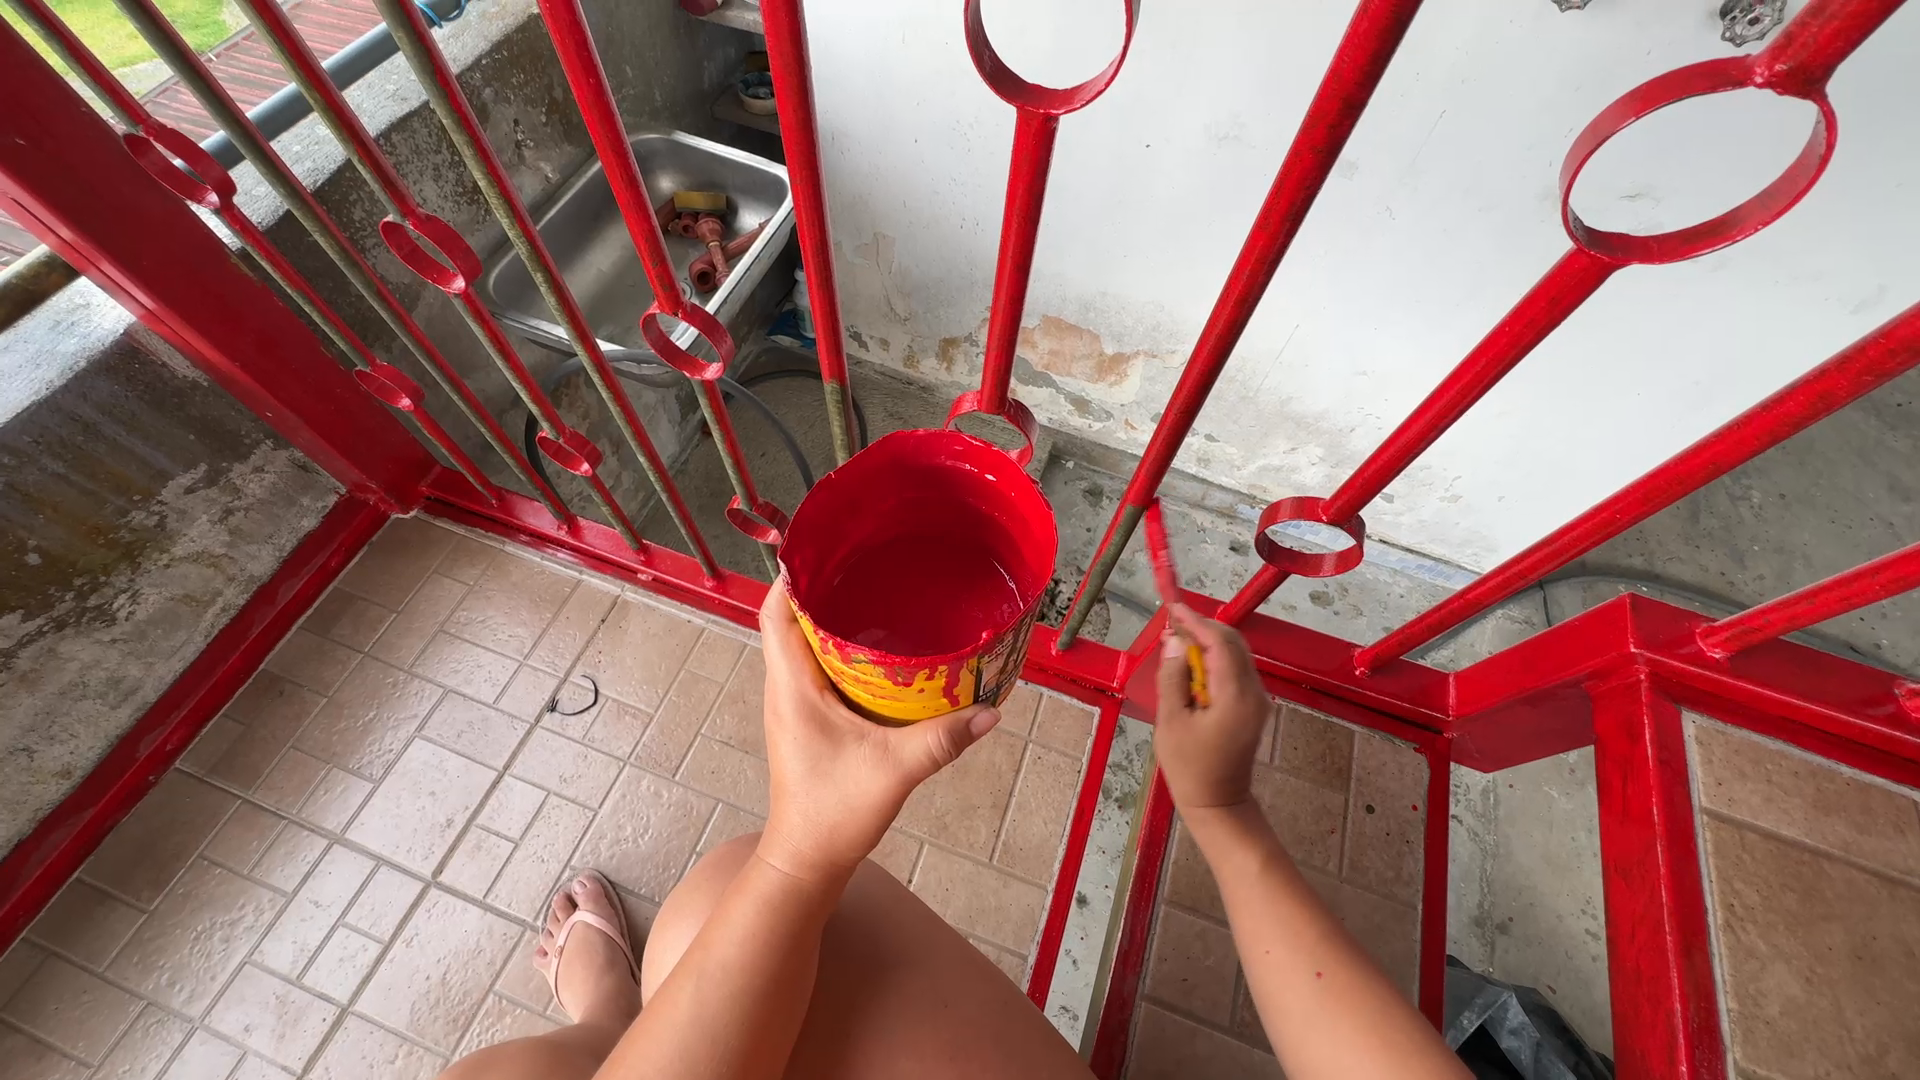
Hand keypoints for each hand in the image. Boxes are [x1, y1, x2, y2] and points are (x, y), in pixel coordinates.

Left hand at [755, 580, 1000, 883]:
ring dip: (828, 617)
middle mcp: (785, 687)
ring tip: (873, 593)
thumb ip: (942, 739)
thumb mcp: (894, 770)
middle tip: (865, 562)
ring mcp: (793, 704)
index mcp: (792, 686)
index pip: (775, 614)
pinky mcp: (807, 719)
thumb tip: (991, 710)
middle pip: (788, 620)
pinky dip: (838, 647)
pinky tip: (878, 650)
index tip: (826, 549)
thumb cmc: (834, 813)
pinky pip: (816, 666)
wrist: (807, 861)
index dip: (792, 576)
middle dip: (820, 587)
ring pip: (801, 643)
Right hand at [1153, 604, 1269, 810]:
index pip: (1220, 643)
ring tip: (1177, 641)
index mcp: (1235, 696)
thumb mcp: (1171, 720)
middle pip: (1233, 643)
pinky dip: (1216, 658)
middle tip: (1172, 624)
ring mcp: (1258, 699)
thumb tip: (1175, 641)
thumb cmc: (1188, 766)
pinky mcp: (1254, 705)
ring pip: (1236, 654)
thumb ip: (1173, 677)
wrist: (1218, 803)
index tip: (1173, 608)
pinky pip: (1236, 669)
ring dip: (1209, 642)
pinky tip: (1193, 663)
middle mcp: (1254, 692)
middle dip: (1203, 628)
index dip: (1196, 621)